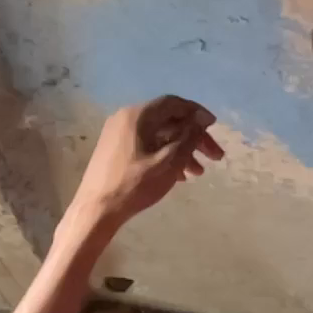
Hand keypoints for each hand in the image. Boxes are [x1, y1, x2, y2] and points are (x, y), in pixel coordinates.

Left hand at [71, 95, 224, 229]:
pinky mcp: (115, 149)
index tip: (215, 127)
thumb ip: (189, 136)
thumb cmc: (135, 184)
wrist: (97, 208)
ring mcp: (119, 133)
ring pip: (159, 135)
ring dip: (182, 150)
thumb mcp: (169, 161)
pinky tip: (178, 176)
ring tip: (198, 173)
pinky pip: (147, 145)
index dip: (197, 113)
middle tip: (216, 157)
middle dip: (194, 137)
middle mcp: (127, 118)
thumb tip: (202, 118)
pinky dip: (165, 155)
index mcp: (139, 115)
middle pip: (168, 121)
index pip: (174, 103)